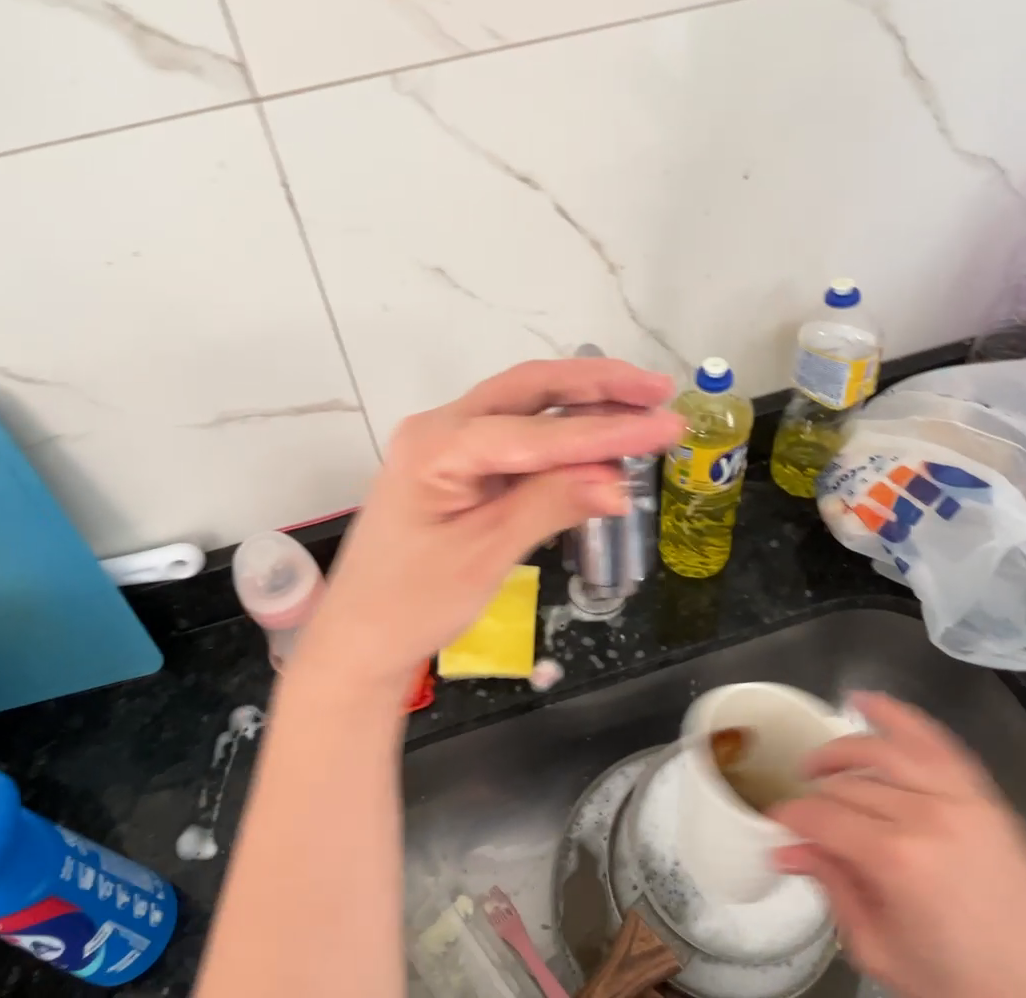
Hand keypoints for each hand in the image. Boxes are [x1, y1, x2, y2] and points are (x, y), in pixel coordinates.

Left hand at [291, 359, 683, 694]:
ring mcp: (447, 444)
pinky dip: (562, 438)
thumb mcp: (484, 555)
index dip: (605, 430)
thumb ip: (549, 506)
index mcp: (436, 445)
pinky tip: (601, 443)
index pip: (535, 431)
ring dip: (584, 406)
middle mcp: (440, 428)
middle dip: (597, 386)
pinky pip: (517, 439)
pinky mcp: (459, 467)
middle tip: (658, 390)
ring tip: (644, 408)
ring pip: (525, 408)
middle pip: (529, 390)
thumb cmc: (411, 603)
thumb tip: (619, 481)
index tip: (665, 426)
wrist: (360, 639)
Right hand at [771, 693, 1025, 997]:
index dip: (790, 817)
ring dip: (842, 749)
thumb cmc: (960, 982)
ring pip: (882, 750)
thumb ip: (831, 888)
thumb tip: (785, 850)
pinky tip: (868, 702)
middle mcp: (926, 816)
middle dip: (814, 796)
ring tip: (820, 763)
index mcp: (895, 860)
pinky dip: (898, 716)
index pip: (821, 816)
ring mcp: (960, 799)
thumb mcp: (878, 949)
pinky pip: (935, 741)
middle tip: (804, 815)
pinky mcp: (984, 795)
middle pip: (848, 785)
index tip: (776, 824)